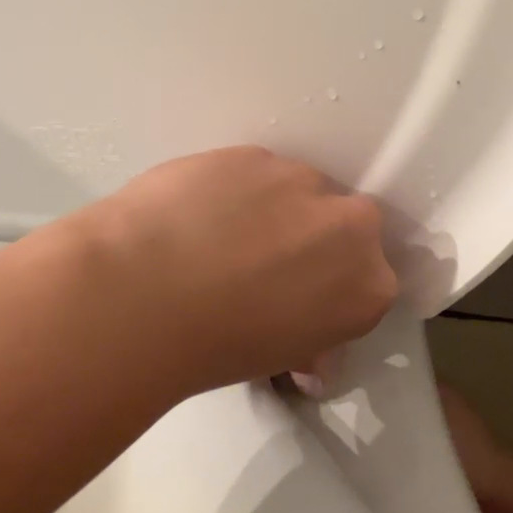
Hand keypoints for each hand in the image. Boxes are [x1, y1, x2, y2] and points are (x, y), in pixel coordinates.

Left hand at [56, 146, 397, 394]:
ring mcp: (298, 179)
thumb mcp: (277, 359)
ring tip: (216, 239)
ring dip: (270, 209)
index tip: (296, 301)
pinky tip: (193, 215)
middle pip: (342, 224)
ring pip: (296, 191)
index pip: (365, 281)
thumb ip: (306, 340)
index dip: (328, 291)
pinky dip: (231, 190)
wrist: (145, 290)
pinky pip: (252, 173)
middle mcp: (349, 223)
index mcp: (367, 284)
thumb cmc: (216, 344)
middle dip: (309, 241)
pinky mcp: (251, 153)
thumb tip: (304, 351)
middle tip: (260, 266)